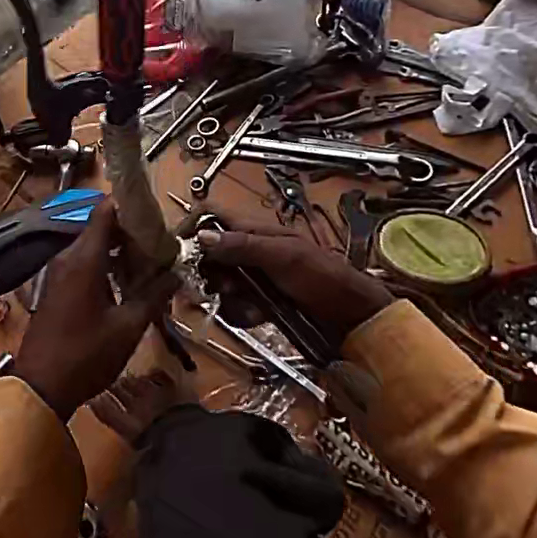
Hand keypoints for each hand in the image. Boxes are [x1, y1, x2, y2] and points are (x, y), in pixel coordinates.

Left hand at [13, 200, 178, 420]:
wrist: (41, 384)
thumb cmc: (86, 355)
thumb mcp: (128, 327)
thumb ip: (153, 296)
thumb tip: (175, 274)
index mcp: (83, 259)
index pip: (104, 212)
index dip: (129, 207)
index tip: (154, 215)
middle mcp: (67, 257)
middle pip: (99, 227)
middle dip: (128, 232)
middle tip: (158, 245)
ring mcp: (57, 271)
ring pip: (90, 245)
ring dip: (116, 249)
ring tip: (147, 264)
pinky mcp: (55, 285)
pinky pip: (81, 261)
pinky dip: (103, 263)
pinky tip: (124, 281)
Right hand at [196, 209, 392, 342]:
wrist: (357, 320)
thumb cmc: (324, 280)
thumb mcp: (283, 258)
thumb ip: (242, 245)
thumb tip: (201, 235)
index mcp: (254, 230)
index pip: (210, 216)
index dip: (192, 227)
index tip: (179, 251)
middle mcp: (249, 249)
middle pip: (209, 254)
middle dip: (208, 272)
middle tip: (217, 288)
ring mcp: (254, 276)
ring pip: (219, 282)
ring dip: (225, 296)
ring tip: (245, 306)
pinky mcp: (260, 300)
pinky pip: (234, 304)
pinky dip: (239, 312)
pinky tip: (254, 317)